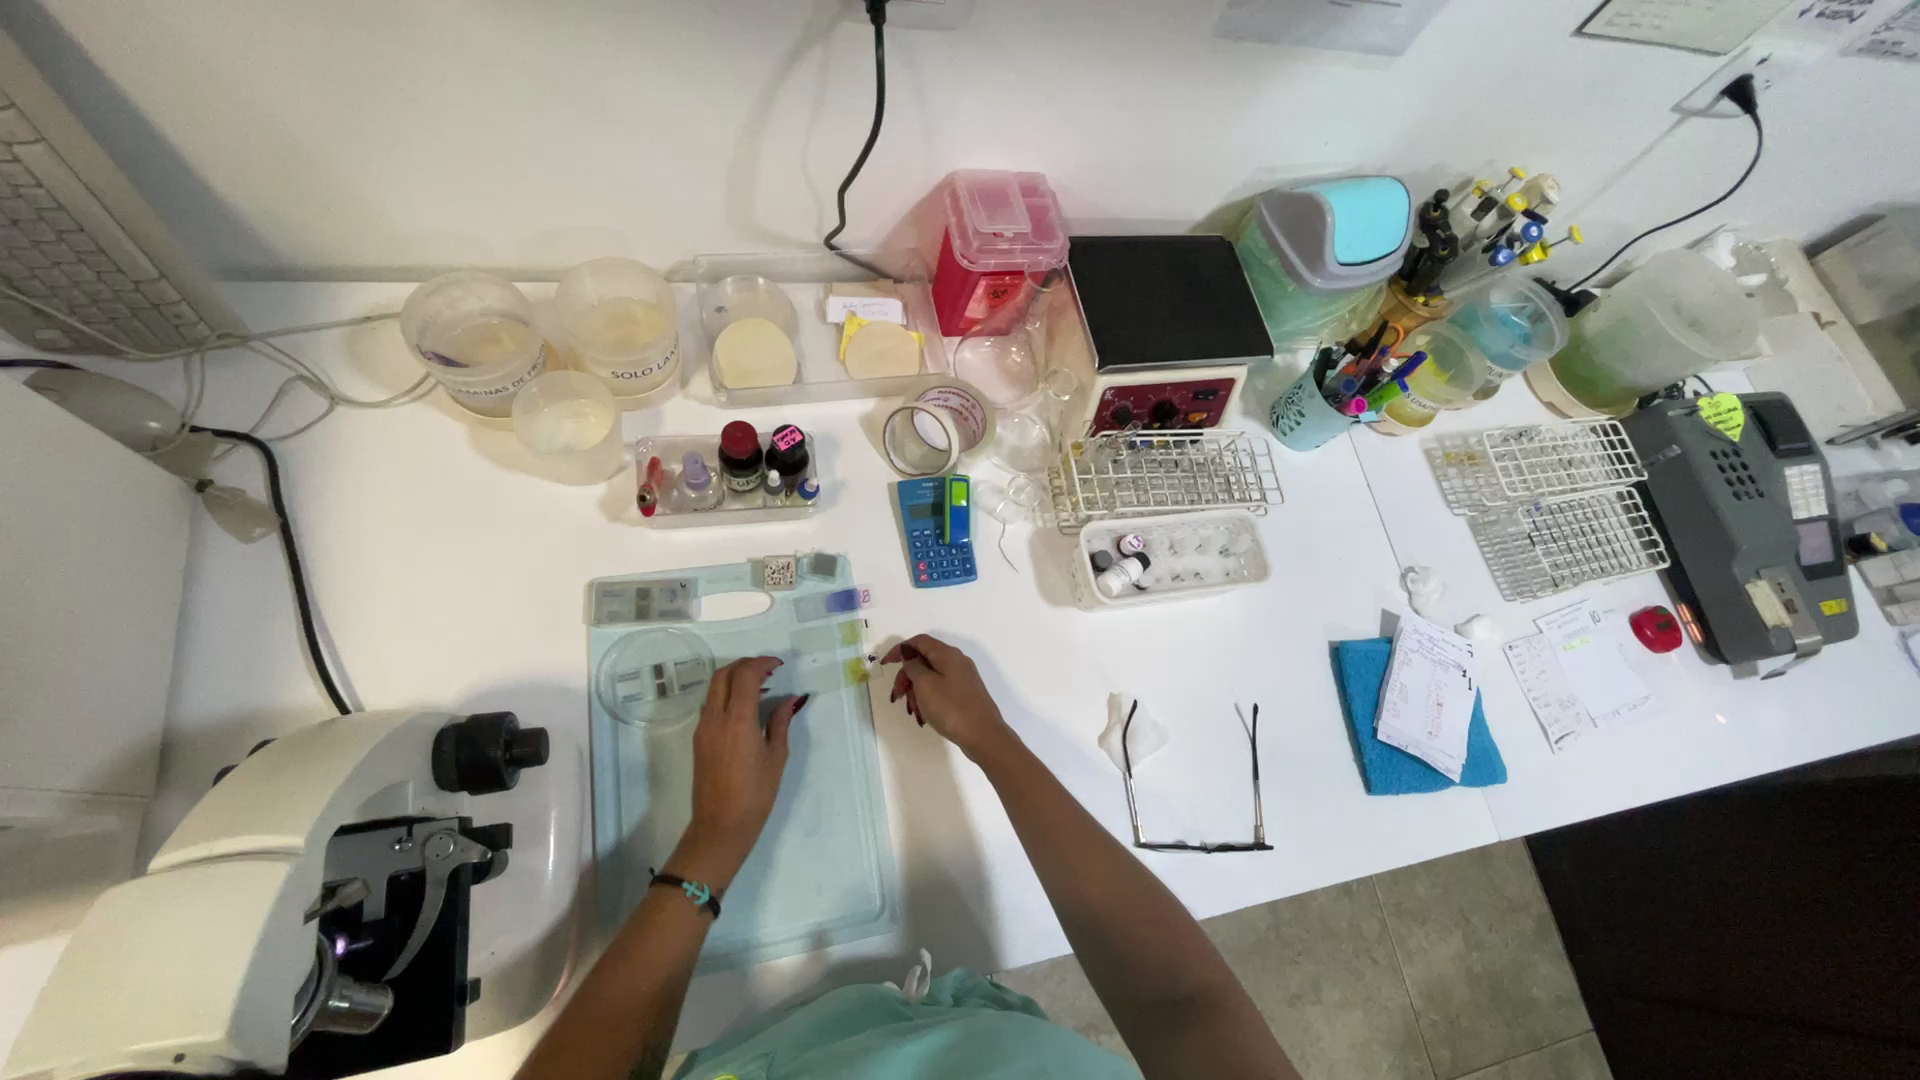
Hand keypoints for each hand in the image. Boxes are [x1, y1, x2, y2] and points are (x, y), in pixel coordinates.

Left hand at [669, 657, 806, 886]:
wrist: (720, 826)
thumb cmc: (756, 794)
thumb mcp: (776, 756)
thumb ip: (780, 723)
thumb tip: (790, 700)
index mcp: (738, 720)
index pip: (745, 675)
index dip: (762, 663)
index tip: (779, 666)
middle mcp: (716, 717)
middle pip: (724, 674)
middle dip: (746, 665)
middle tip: (768, 670)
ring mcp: (704, 727)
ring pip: (714, 687)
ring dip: (735, 678)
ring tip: (760, 687)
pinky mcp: (700, 738)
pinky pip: (712, 704)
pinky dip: (728, 695)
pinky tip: (746, 708)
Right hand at [880, 634, 1017, 763]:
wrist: (983, 735)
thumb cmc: (951, 708)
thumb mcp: (925, 685)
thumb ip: (913, 666)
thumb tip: (909, 654)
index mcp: (947, 654)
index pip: (919, 641)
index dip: (900, 650)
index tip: (885, 664)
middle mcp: (957, 661)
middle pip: (924, 660)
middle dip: (907, 677)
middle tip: (898, 697)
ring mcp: (963, 678)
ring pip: (931, 677)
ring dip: (917, 692)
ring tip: (914, 712)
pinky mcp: (965, 694)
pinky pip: (941, 689)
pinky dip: (928, 699)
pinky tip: (924, 716)